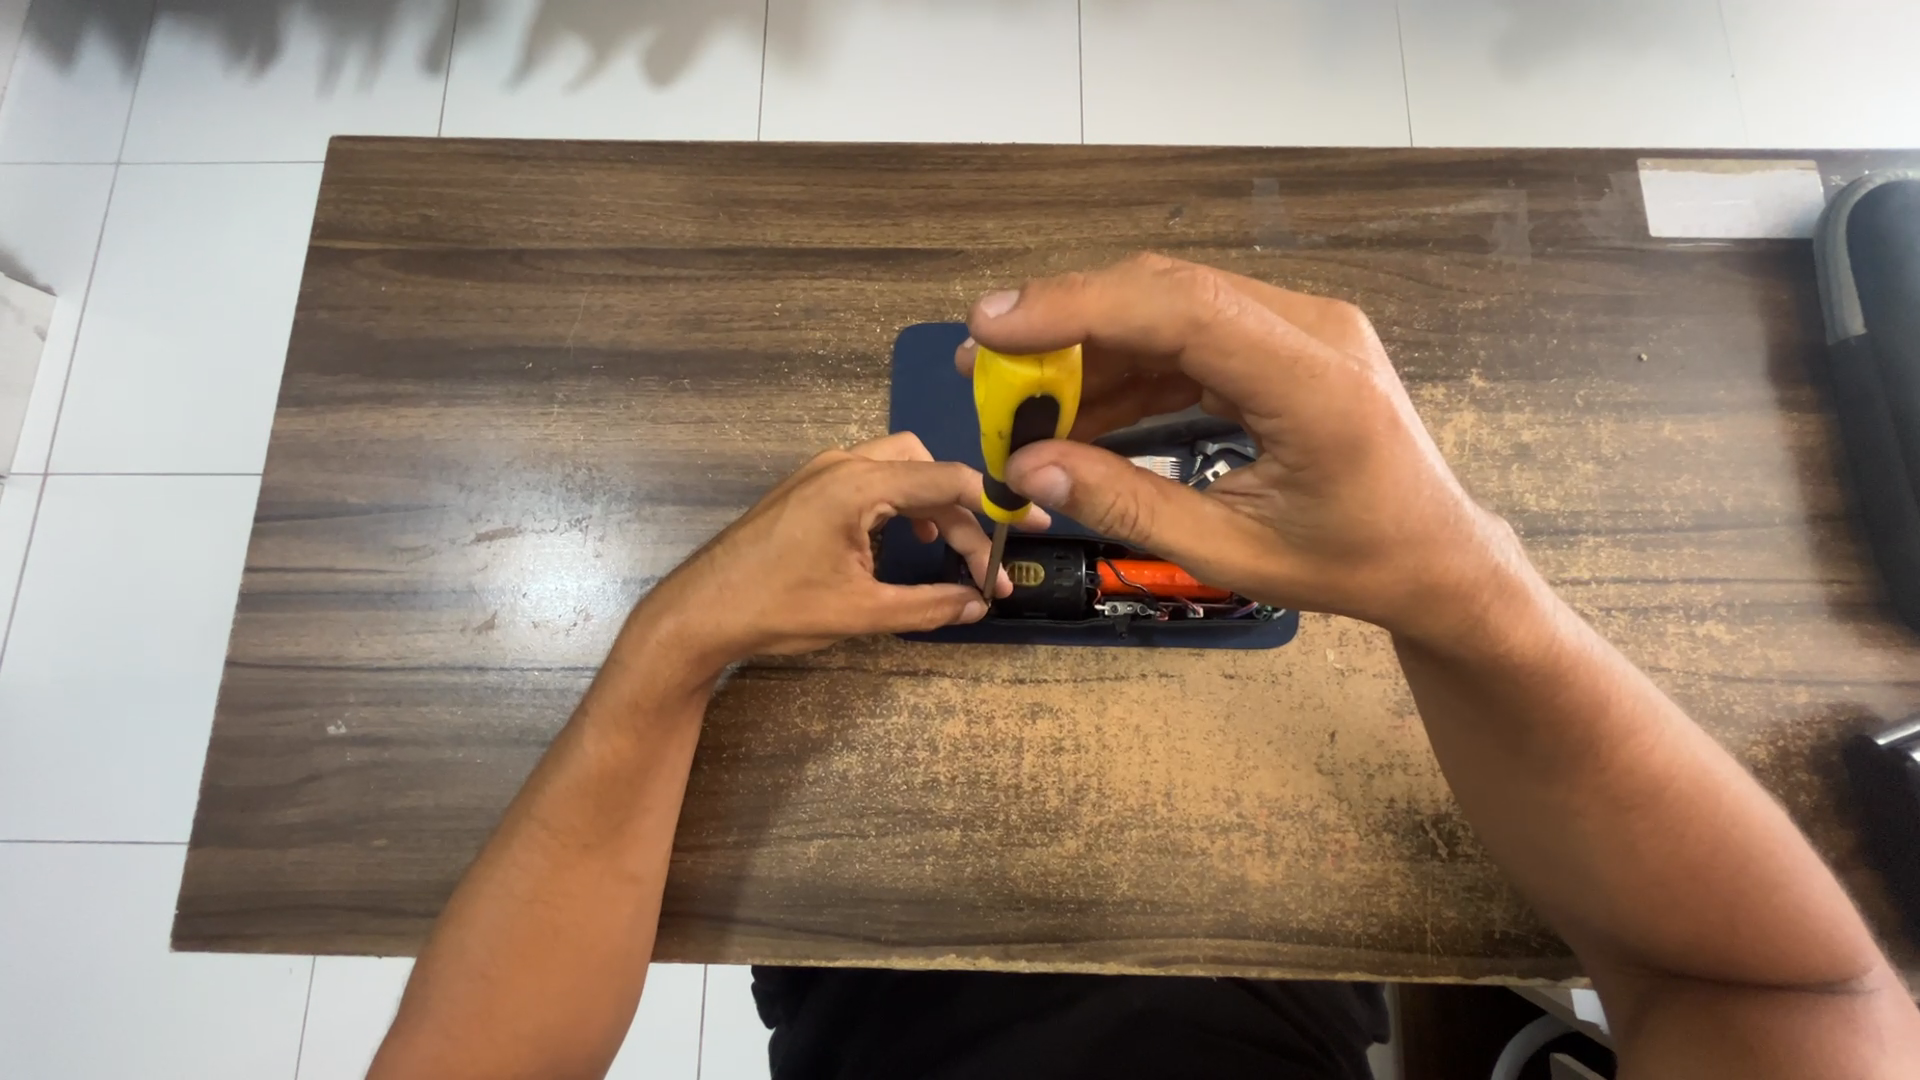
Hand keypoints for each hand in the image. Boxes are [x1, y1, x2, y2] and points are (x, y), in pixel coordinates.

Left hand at [637, 433, 1047, 674]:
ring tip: (948, 548)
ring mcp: (821, 472)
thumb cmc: (777, 609)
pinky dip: (900, 504)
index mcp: (857, 485)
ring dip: (931, 504)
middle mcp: (842, 464)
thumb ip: (929, 606)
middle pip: (926, 467)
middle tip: (981, 559)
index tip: (1030, 528)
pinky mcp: (809, 487)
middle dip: (963, 510)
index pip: (948, 480)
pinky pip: (871, 479)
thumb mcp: (863, 613)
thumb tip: (978, 605)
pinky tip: (901, 539)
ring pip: (899, 468)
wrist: (699, 612)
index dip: (996, 506)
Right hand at [957, 254, 1518, 644]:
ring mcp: (1295, 329)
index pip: (1178, 308)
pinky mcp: (1279, 345)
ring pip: (1166, 313)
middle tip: (985, 365)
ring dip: (1087, 353)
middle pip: (1162, 293)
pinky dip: (1125, 374)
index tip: (989, 326)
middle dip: (1062, 324)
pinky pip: (1184, 342)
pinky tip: (1078, 413)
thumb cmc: (1349, 564)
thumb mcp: (1229, 550)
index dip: (1074, 307)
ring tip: (1020, 402)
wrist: (1436, 558)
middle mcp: (1307, 327)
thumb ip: (1124, 504)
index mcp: (1312, 379)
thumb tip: (1026, 467)